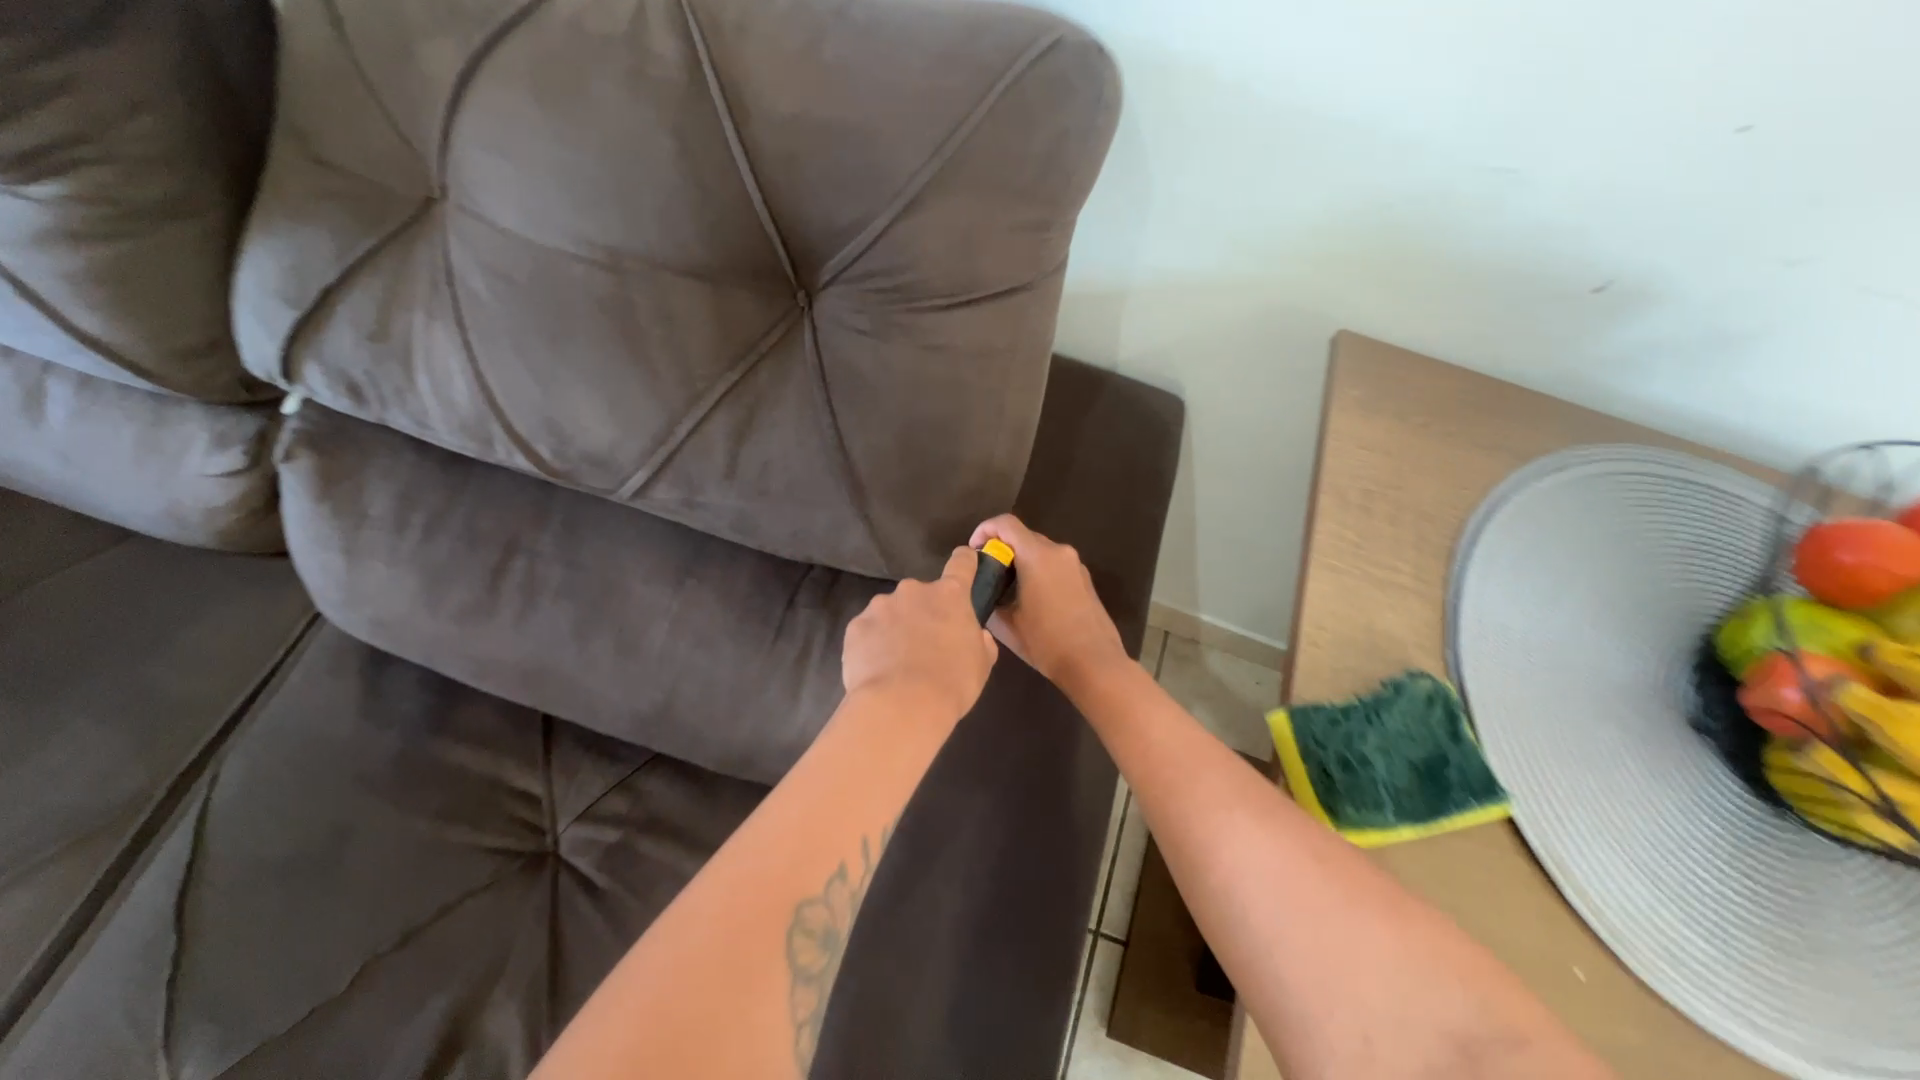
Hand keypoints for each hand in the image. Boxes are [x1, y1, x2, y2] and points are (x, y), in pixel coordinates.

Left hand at [841, 547, 999, 721]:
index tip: (965, 562)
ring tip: (897, 663)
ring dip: (895, 628)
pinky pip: (867, 631)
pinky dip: (872, 644)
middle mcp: (913, 591)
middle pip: (921, 595)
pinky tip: (877, 669)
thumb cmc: (952, 682)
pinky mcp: (855, 626)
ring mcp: (880, 606)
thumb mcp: (982, 663)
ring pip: (891, 612)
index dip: (965, 562)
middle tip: (925, 645)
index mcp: (950, 595)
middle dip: (923, 613)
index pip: (961, 563)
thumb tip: (975, 634)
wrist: (901, 705)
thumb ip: (980, 640)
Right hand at [970, 515, 1128, 695]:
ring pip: (1041, 551)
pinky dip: (1039, 571)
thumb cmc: (1047, 643)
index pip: (1006, 524)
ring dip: (1022, 561)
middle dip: (1003, 548)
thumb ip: (991, 600)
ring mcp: (1076, 565)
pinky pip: (1056, 565)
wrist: (1094, 664)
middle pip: (1024, 536)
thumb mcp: (1007, 626)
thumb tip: (984, 592)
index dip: (985, 530)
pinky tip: (1031, 598)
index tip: (974, 550)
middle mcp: (1059, 552)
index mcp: (1038, 556)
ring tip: (1007, 587)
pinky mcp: (1085, 580)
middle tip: (987, 572)